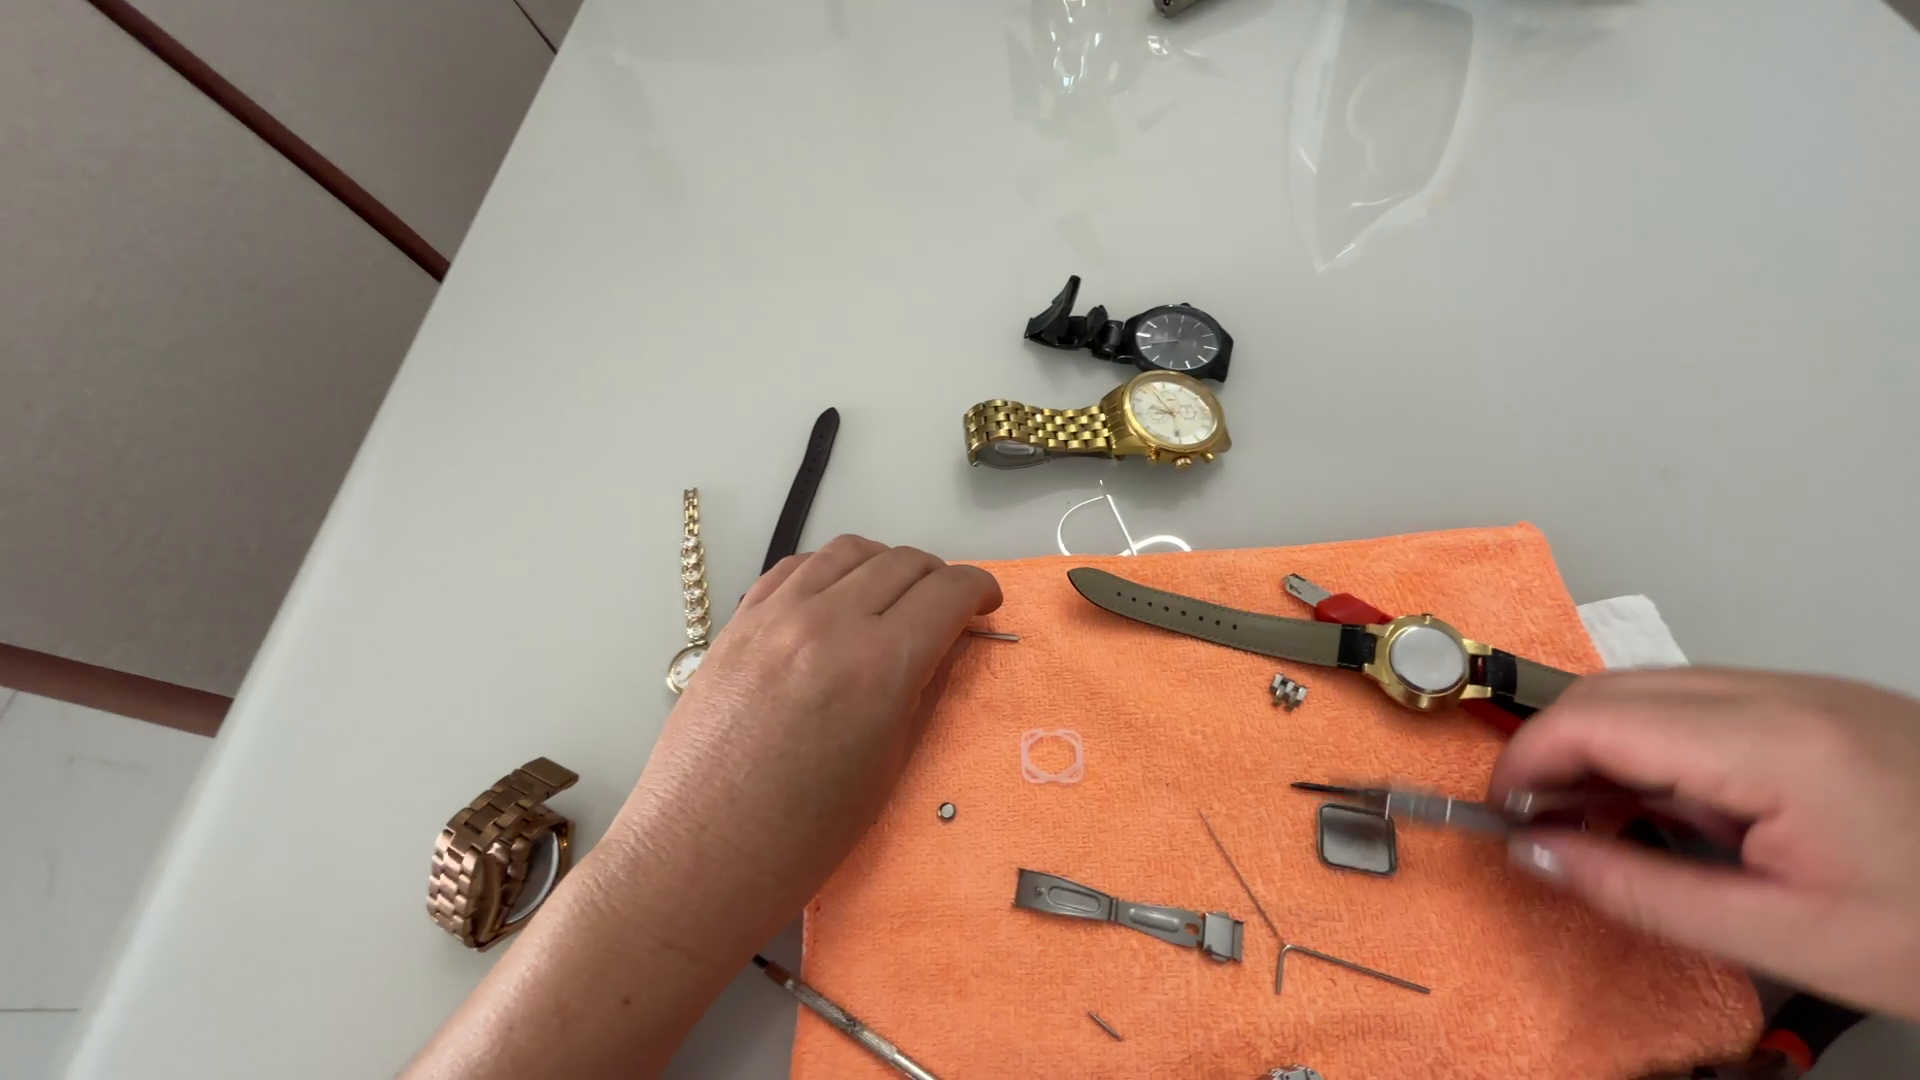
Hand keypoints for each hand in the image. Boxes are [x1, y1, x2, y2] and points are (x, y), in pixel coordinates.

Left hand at [401, 536, 999, 1079]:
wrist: (698, 857)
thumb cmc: (805, 838)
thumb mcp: (888, 767)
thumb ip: (922, 690)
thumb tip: (945, 645)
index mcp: (877, 667)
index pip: (948, 592)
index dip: (980, 590)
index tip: (987, 605)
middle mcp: (828, 622)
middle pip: (904, 562)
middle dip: (940, 579)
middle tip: (947, 609)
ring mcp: (775, 616)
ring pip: (850, 550)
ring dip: (887, 565)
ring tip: (894, 597)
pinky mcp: (737, 622)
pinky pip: (797, 568)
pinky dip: (831, 571)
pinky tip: (836, 599)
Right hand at [1489, 669, 1919, 1020]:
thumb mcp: (1791, 937)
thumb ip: (1639, 892)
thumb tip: (1530, 855)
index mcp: (1772, 744)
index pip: (1592, 720)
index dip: (1525, 762)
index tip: (1505, 816)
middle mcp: (1777, 692)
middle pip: (1606, 692)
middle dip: (1551, 749)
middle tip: (1540, 817)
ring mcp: (1800, 688)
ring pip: (1641, 689)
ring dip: (1595, 743)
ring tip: (1597, 812)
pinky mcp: (1815, 699)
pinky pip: (1689, 699)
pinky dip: (1645, 739)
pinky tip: (1663, 795)